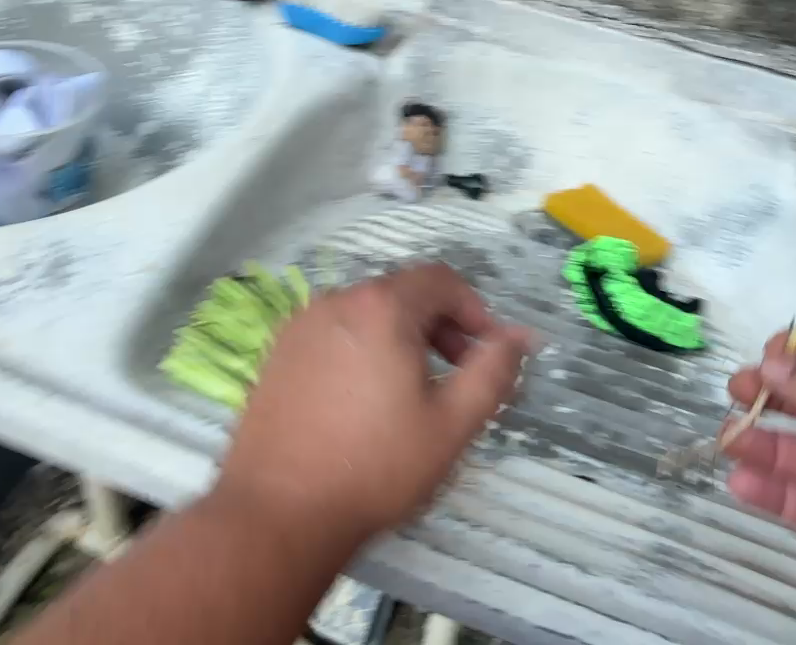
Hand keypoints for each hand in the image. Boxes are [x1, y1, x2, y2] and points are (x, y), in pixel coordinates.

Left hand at [214, 264, 532, 545]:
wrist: (277, 515)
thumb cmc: (374, 467)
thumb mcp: (452, 423)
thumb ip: (493, 371)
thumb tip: (519, 337)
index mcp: (382, 307)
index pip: (441, 279)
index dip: (473, 309)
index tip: (485, 353)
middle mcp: (337, 301)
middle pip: (403, 293)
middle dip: (439, 325)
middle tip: (454, 376)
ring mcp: (301, 325)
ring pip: (368, 313)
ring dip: (401, 337)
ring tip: (409, 393)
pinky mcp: (278, 353)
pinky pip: (335, 333)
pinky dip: (362, 349)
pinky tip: (362, 402)